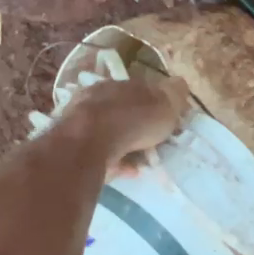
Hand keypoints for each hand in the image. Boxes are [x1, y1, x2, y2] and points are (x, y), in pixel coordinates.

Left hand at [61, 74, 192, 162]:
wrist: (89, 142)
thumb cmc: (133, 119)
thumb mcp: (165, 103)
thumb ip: (175, 94)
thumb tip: (180, 83)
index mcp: (120, 83)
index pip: (141, 89)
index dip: (156, 104)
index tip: (167, 120)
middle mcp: (98, 96)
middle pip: (123, 110)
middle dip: (138, 125)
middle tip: (154, 142)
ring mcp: (82, 120)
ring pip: (110, 131)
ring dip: (126, 145)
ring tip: (142, 161)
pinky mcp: (73, 144)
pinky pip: (101, 152)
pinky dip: (115, 161)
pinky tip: (127, 171)